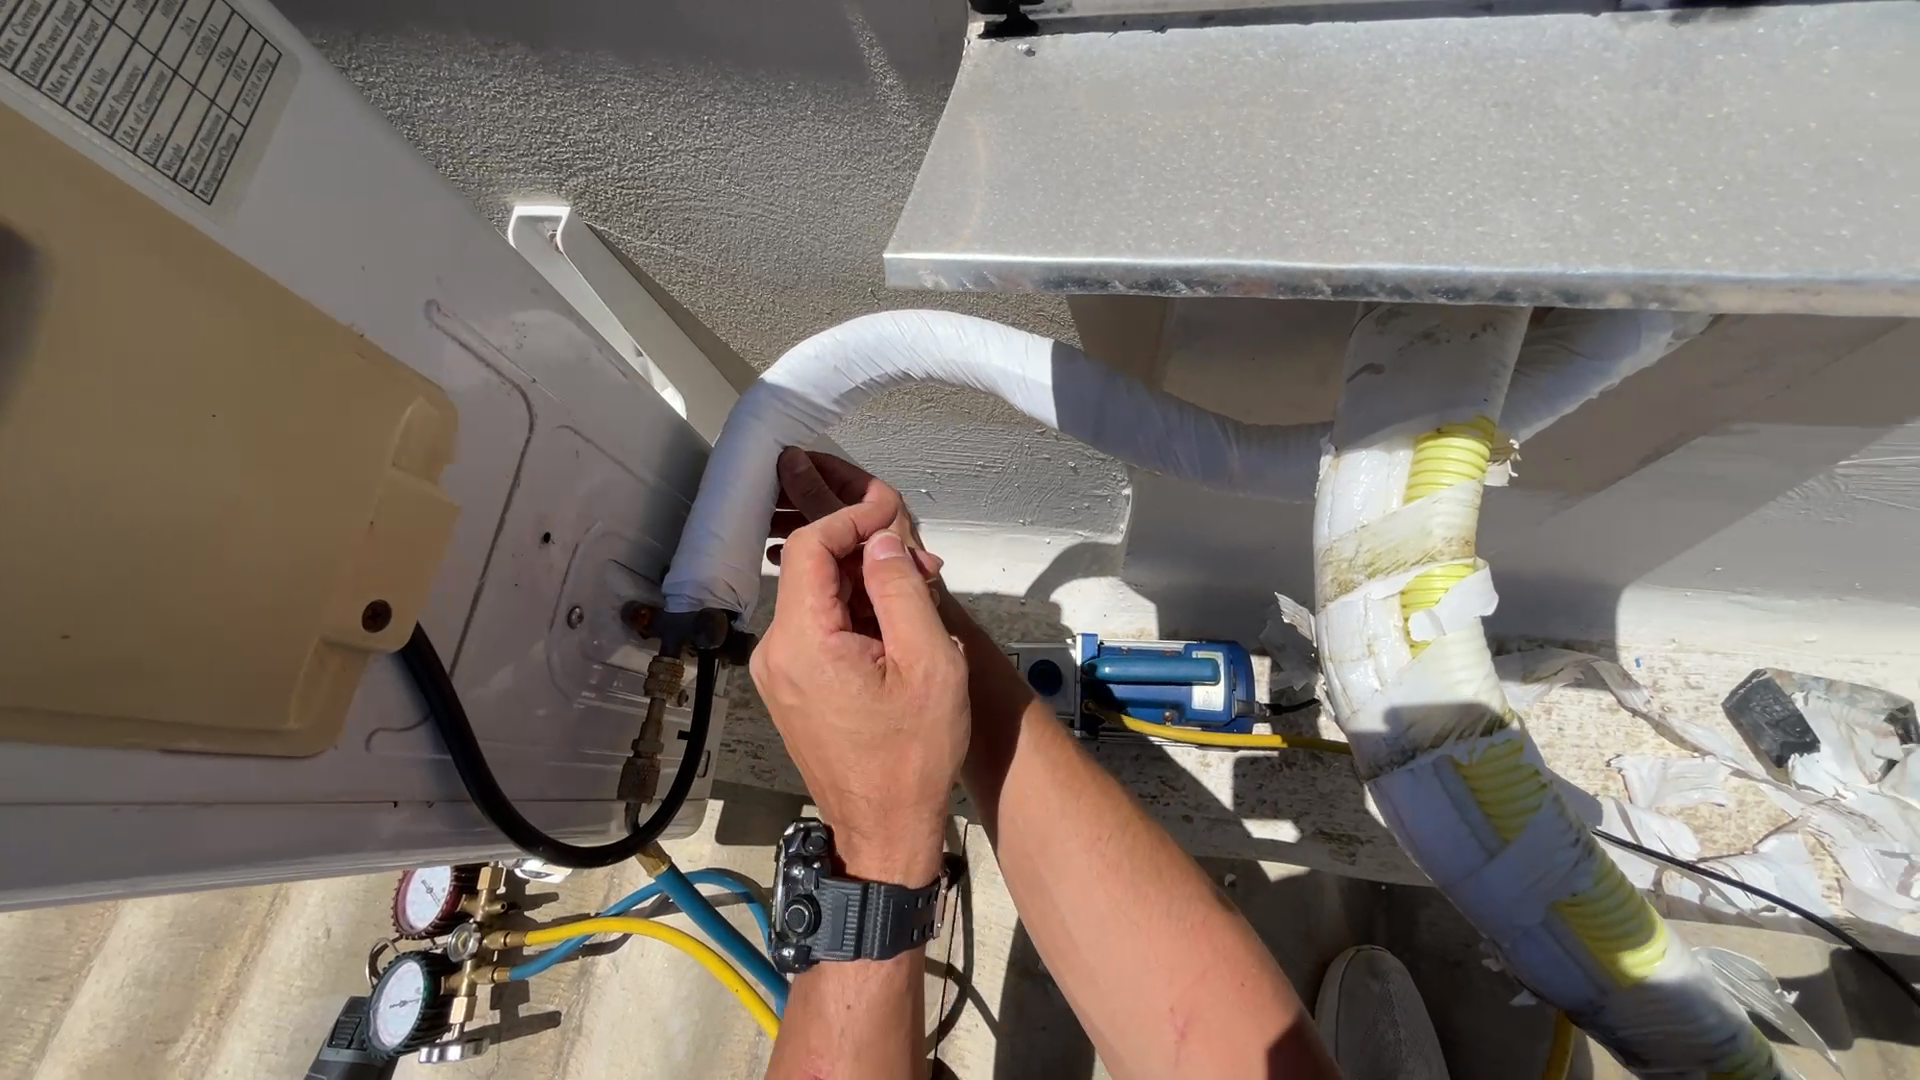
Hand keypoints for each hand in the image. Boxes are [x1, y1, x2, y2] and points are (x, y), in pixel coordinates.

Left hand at [751, 450, 966, 883]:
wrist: (885, 832)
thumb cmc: (913, 754)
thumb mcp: (927, 663)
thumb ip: (900, 590)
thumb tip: (880, 540)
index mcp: (801, 642)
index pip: (811, 548)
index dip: (852, 519)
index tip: (891, 510)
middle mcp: (775, 651)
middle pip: (813, 573)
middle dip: (868, 556)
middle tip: (924, 564)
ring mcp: (778, 673)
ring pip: (819, 601)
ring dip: (866, 587)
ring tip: (920, 595)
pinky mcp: (791, 689)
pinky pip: (820, 631)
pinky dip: (856, 616)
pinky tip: (897, 626)